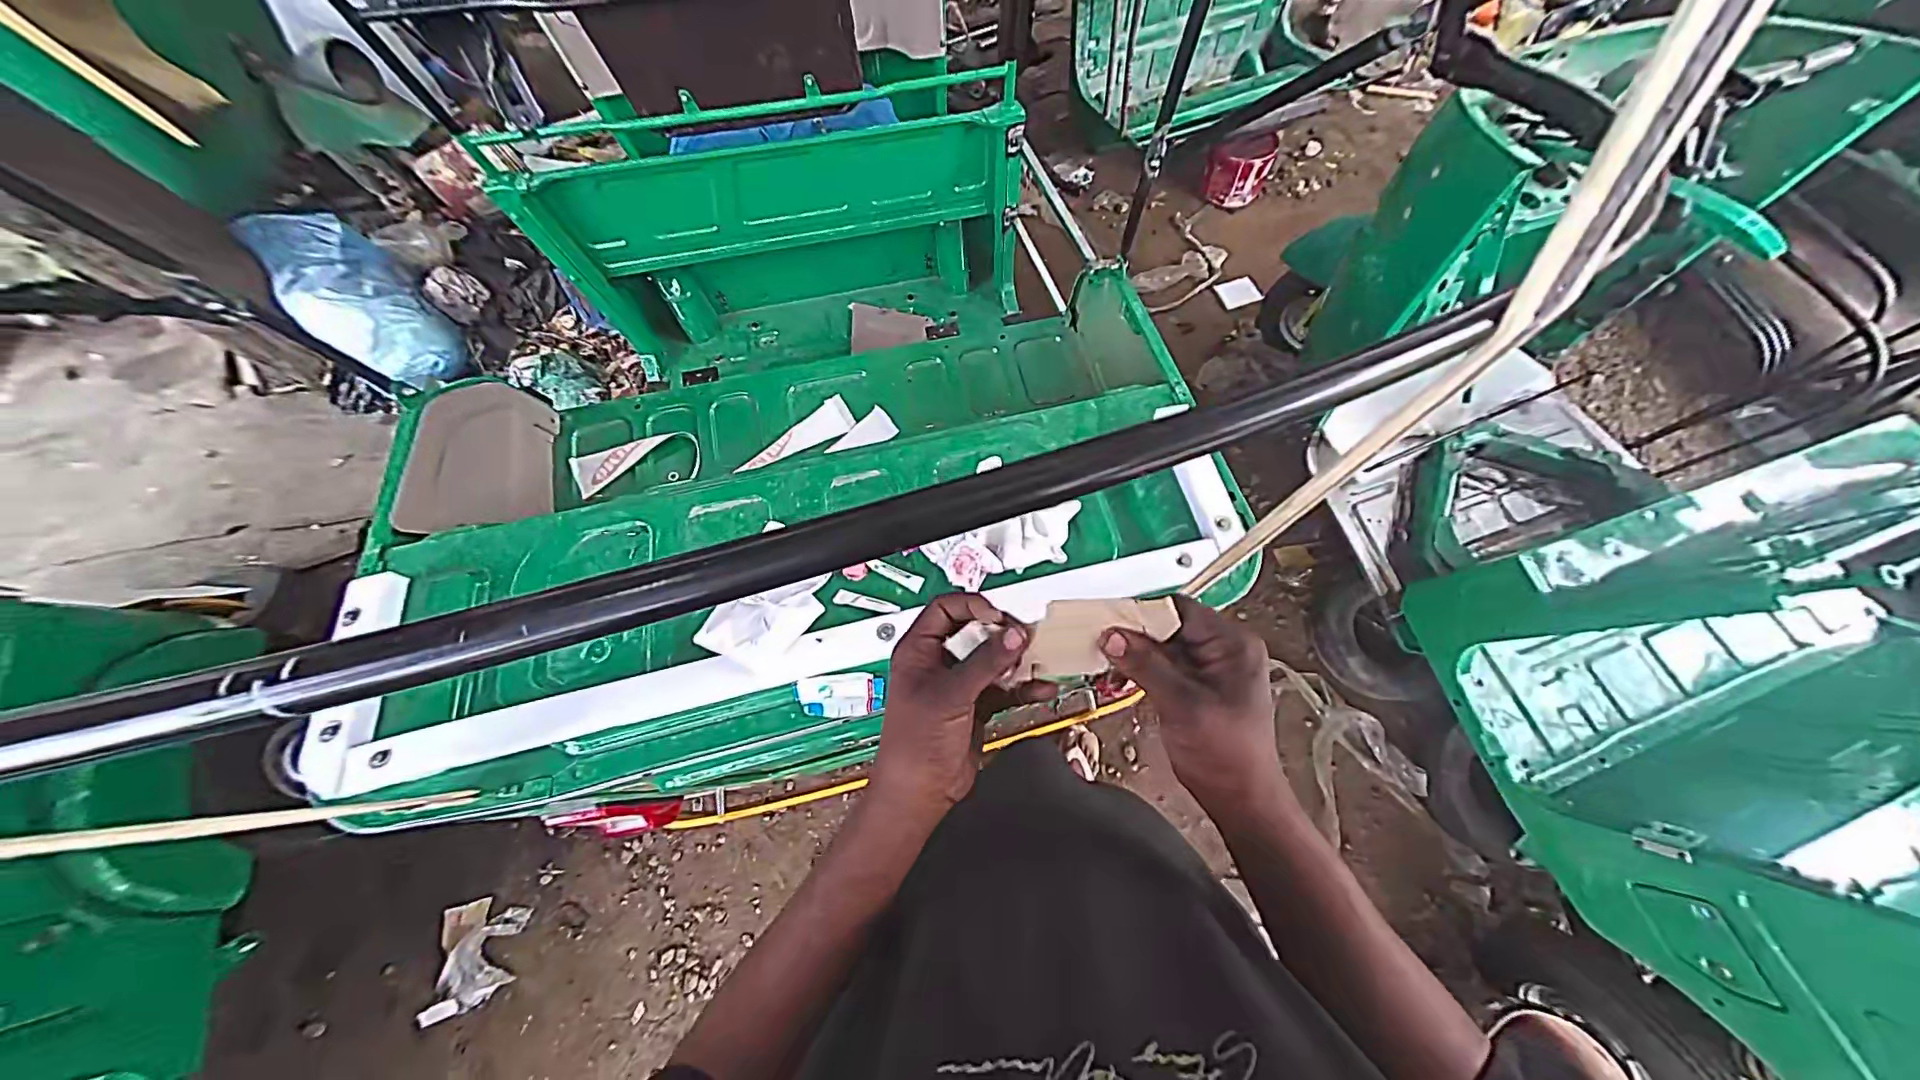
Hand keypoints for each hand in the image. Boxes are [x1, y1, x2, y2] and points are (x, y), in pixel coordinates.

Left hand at [873, 593, 1047, 820]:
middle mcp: (938, 663)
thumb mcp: (951, 694)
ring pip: (993, 659)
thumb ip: (985, 663)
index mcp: (918, 650)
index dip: (973, 606)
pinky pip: (1004, 686)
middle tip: (1023, 637)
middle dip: (1001, 634)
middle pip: (975, 631)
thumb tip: (1011, 636)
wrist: (920, 791)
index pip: (945, 609)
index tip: (999, 615)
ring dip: (1016, 660)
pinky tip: (1040, 687)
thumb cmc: (912, 745)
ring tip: (1036, 660)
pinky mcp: (976, 704)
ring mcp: (958, 684)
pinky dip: (1022, 686)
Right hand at [1100, 594, 1285, 819]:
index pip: (1179, 609)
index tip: (1108, 618)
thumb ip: (1145, 664)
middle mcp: (1222, 650)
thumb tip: (1112, 636)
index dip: (1142, 612)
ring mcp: (1208, 668)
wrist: (1240, 798)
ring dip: (1132, 653)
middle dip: (1133, 634)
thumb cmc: (1227, 754)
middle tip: (1101, 640)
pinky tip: (1119, 677)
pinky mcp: (1193, 685)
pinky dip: (1139, 669)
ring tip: (1106, 662)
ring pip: (1160, 646)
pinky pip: (1161, 665)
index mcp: (1232, 645)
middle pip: (1167, 625)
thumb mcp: (1181, 703)